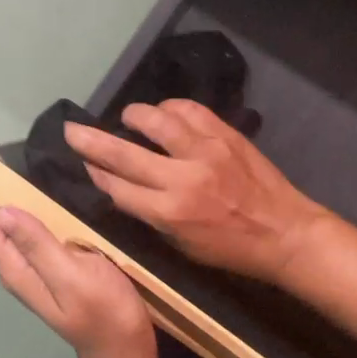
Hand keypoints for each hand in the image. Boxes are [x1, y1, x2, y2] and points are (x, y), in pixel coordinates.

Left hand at [0, 142, 157, 357]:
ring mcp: (35, 268)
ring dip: (0, 191)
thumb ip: (38, 244)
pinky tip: (31, 192)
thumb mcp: (73, 276)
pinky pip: (29, 228)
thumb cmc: (104, 314)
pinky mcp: (54, 267)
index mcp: (17, 267)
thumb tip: (1, 211)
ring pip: (9, 222)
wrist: (125, 354)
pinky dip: (23, 204)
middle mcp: (18, 266)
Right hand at [65, 100, 341, 283]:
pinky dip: (170, 108)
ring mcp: (205, 151)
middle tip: (72, 131)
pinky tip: (164, 114)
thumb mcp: (181, 245)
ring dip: (134, 116)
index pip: (119, 188)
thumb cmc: (229, 249)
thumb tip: (121, 188)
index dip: (96, 174)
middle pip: (125, 154)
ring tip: (126, 117)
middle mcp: (183, 179)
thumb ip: (150, 215)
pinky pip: (189, 110)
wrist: (284, 232)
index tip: (82, 164)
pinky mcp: (225, 135)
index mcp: (170, 213)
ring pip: (157, 121)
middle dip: (92, 142)